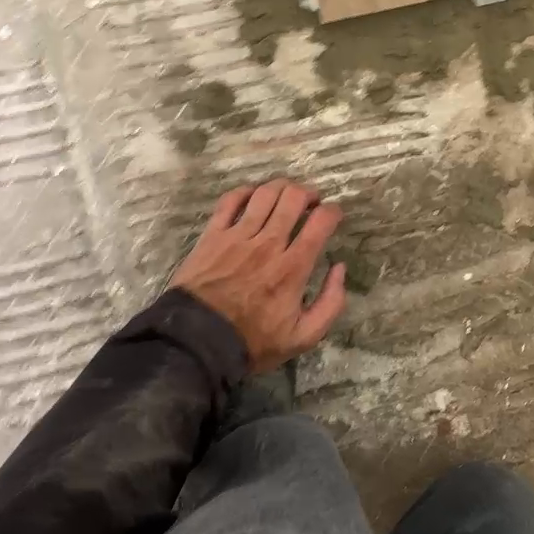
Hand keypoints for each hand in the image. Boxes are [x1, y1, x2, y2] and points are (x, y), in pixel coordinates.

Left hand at [170, 180, 348, 374]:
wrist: (194, 346)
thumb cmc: (251, 342)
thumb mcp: (302, 337)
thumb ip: (331, 303)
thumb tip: (339, 268)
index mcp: (293, 267)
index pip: (321, 221)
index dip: (333, 211)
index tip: (333, 216)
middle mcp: (268, 244)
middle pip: (294, 198)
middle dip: (309, 194)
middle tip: (311, 203)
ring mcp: (237, 237)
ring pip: (265, 193)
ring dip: (281, 187)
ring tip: (286, 196)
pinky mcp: (212, 236)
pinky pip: (229, 201)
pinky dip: (245, 192)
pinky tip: (253, 197)